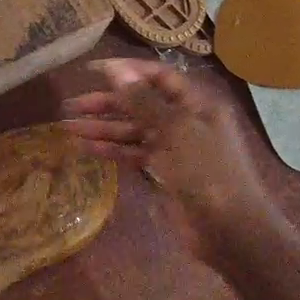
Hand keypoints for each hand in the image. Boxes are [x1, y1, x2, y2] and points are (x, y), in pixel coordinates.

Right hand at [61, 59, 271, 228]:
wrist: (230, 229)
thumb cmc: (208, 171)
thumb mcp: (176, 130)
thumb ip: (143, 101)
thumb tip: (116, 70)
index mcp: (196, 104)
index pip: (158, 77)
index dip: (126, 71)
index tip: (91, 71)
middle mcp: (184, 121)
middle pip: (140, 104)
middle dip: (106, 103)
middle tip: (71, 105)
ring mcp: (173, 148)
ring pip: (133, 130)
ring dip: (103, 128)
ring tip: (68, 127)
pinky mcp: (164, 173)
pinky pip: (133, 154)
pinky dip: (111, 150)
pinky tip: (86, 148)